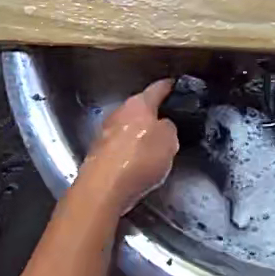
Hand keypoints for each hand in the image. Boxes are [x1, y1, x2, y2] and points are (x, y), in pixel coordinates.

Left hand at [80, 79, 179, 214]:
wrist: (103, 189)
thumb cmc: (140, 159)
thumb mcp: (170, 141)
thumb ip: (169, 128)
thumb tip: (162, 126)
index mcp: (138, 104)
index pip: (158, 88)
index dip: (169, 87)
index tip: (176, 86)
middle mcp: (119, 112)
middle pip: (140, 108)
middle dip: (153, 113)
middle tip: (169, 121)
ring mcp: (105, 132)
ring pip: (128, 126)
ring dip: (139, 132)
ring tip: (155, 145)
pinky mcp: (98, 153)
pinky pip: (119, 146)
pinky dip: (129, 150)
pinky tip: (137, 162)